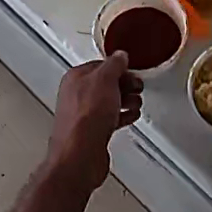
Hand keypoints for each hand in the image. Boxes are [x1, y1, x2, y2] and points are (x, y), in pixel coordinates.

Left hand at [45, 52, 141, 188]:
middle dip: (124, 85)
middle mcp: (76, 96)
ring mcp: (83, 115)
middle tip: (136, 86)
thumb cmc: (86, 119)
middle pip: (105, 84)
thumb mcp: (105, 80)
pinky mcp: (92, 132)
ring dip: (125, 100)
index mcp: (76, 78)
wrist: (81, 154)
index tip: (131, 69)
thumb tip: (119, 57)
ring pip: (108, 102)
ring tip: (136, 102)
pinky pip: (110, 119)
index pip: (100, 65)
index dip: (118, 67)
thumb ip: (114, 65)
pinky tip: (131, 116)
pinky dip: (122, 116)